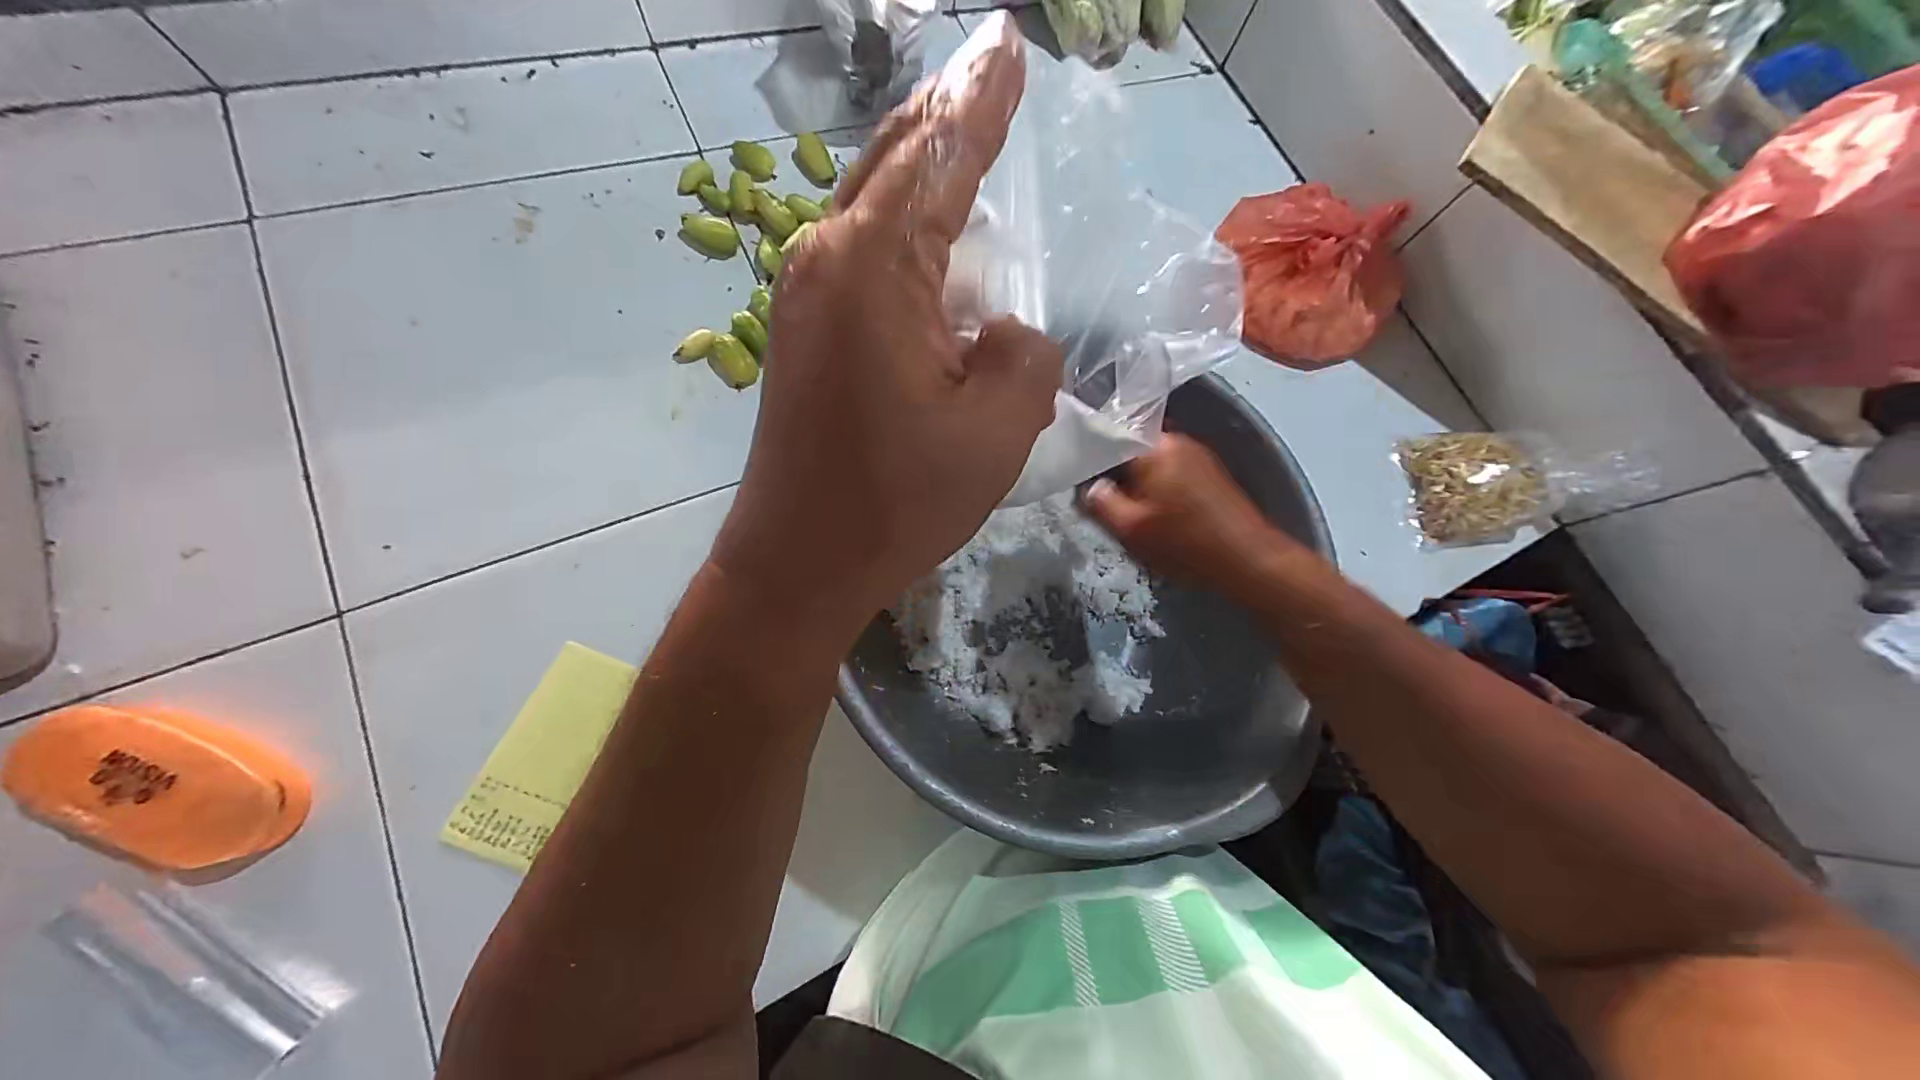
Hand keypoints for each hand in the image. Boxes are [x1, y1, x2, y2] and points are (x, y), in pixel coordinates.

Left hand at [709, 19, 1061, 625]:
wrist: (800, 560)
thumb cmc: (898, 500)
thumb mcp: (998, 429)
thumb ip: (1023, 354)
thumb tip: (1000, 329)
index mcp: (876, 266)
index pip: (941, 155)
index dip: (984, 101)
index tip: (1010, 46)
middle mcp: (827, 260)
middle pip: (892, 159)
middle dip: (945, 113)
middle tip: (987, 72)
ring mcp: (803, 296)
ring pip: (869, 203)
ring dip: (917, 166)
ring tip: (961, 135)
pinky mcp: (801, 333)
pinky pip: (858, 253)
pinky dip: (898, 226)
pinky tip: (925, 235)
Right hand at [1084, 433, 1302, 593]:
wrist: (1249, 560)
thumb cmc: (1185, 543)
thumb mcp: (1130, 529)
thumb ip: (1100, 503)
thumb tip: (1088, 487)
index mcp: (1154, 448)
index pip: (1107, 436)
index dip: (1088, 457)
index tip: (1077, 480)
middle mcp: (1177, 441)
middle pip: (1129, 448)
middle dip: (1112, 472)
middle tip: (1100, 502)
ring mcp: (1196, 455)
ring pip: (1149, 461)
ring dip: (1134, 482)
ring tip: (1125, 511)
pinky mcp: (1208, 473)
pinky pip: (1169, 471)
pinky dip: (1155, 487)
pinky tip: (1153, 512)